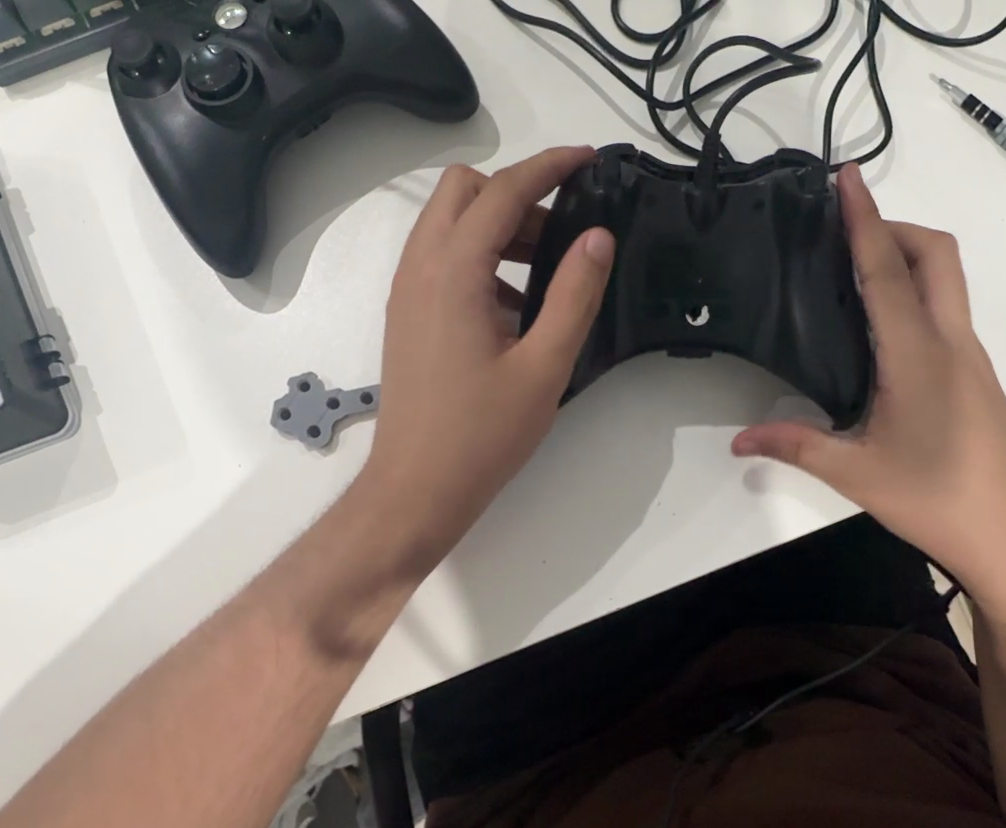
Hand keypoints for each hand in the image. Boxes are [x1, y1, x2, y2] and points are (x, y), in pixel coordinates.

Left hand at [357, 146, 614, 562]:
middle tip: (562, 233)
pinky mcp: (408, 318)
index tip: (588, 161)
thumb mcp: (544, 367)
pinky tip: (515, 312)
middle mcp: (420, 269)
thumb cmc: (482, 436)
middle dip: (515, 195)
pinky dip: (478, 262)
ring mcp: (407, 294)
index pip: (502, 191)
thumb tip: (598, 238)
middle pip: (463, 192)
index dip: (548, 167)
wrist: (417, 488)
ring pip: (448, 227)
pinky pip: (441, 263)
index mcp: (453, 272)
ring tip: (546, 277)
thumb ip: (575, 296)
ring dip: (496, 230)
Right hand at [732, 166, 1005, 622]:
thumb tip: (738, 440)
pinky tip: (884, 336)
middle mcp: (953, 344)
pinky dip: (917, 297)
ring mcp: (973, 360)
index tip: (847, 179)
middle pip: (937, 255)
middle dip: (896, 226)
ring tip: (856, 277)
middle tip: (847, 233)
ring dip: (909, 260)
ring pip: (949, 283)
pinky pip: (948, 315)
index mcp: (919, 355)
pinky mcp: (978, 380)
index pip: (887, 271)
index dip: (864, 221)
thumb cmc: (936, 500)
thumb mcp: (855, 474)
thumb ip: (795, 446)